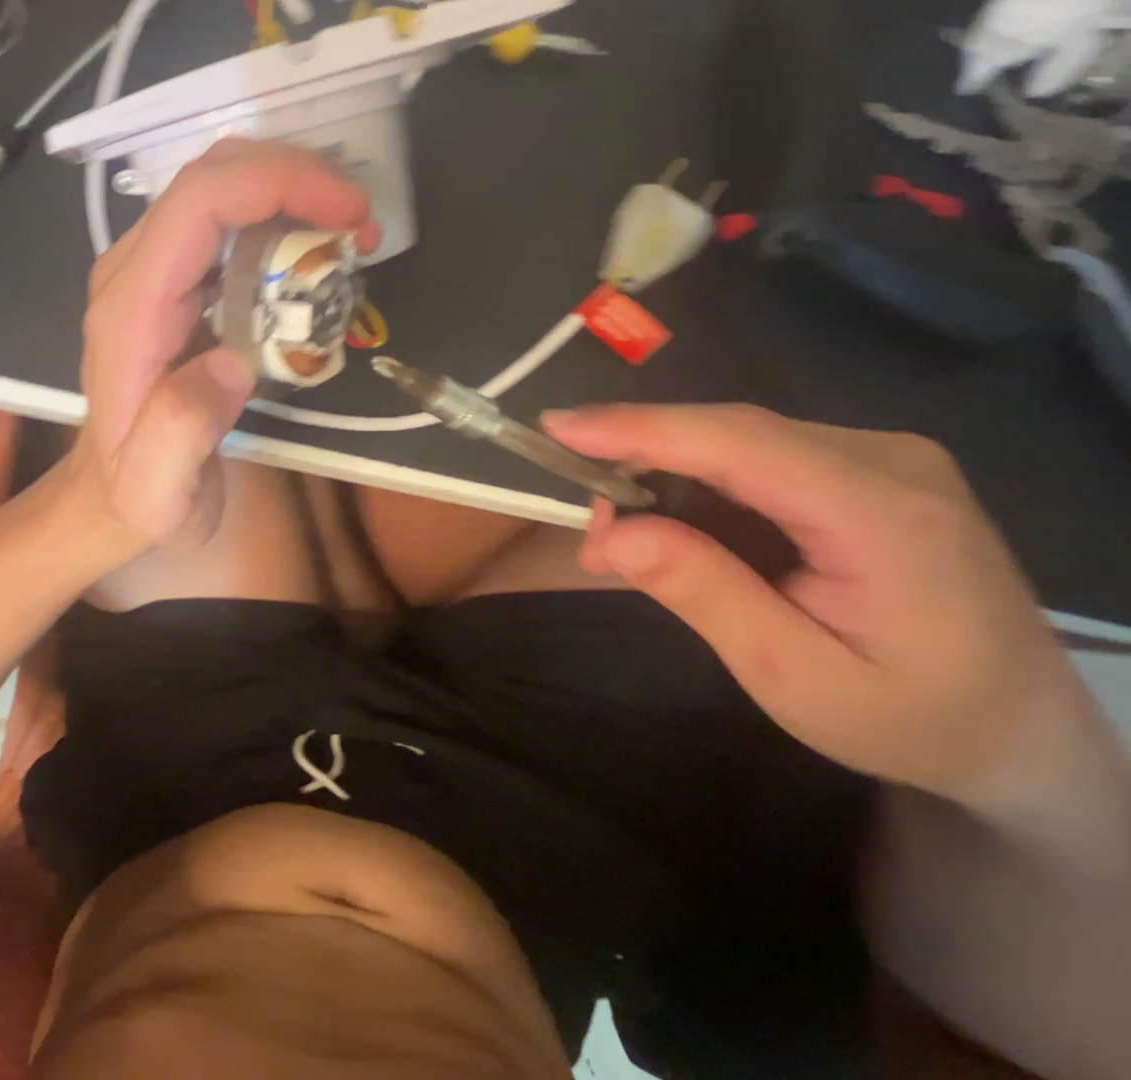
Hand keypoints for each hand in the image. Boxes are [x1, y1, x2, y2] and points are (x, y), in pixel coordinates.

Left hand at [68, 139, 378, 549]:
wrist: (106, 500)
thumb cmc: (136, 498)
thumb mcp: (155, 490)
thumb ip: (181, 430)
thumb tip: (230, 361)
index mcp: (130, 311)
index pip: (197, 204)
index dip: (277, 183)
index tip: (350, 212)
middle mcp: (131, 276)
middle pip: (211, 178)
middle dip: (295, 178)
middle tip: (362, 224)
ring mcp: (147, 276)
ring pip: (218, 191)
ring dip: (291, 195)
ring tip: (349, 238)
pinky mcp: (168, 287)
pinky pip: (223, 226)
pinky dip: (277, 221)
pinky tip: (314, 256)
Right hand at [542, 403, 1089, 806]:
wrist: (1016, 727)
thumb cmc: (907, 716)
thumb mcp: (791, 674)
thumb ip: (705, 594)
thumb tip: (613, 533)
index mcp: (884, 514)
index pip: (742, 443)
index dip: (642, 429)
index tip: (558, 428)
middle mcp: (889, 462)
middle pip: (733, 434)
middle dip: (639, 465)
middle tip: (586, 537)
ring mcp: (883, 461)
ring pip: (739, 443)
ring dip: (664, 481)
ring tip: (617, 547)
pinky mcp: (867, 473)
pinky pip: (759, 459)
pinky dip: (698, 488)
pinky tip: (671, 533)